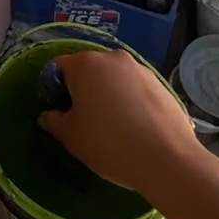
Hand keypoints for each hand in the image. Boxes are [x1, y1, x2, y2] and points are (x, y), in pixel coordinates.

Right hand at [37, 48, 199, 193]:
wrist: (169, 161)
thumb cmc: (110, 144)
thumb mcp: (71, 137)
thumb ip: (53, 121)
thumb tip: (48, 115)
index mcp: (84, 63)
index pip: (58, 68)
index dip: (53, 90)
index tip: (60, 113)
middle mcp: (111, 58)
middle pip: (87, 70)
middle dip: (82, 90)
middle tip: (84, 120)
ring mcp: (139, 69)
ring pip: (113, 78)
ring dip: (107, 95)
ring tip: (113, 125)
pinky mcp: (161, 84)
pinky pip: (135, 89)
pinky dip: (129, 101)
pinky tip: (135, 127)